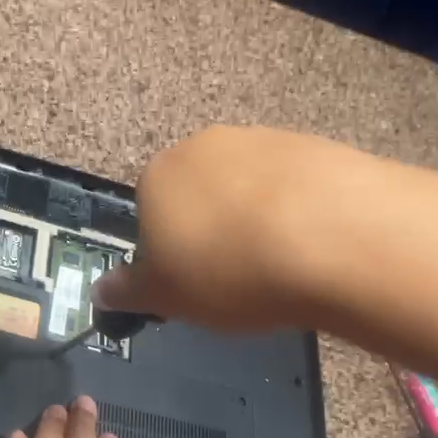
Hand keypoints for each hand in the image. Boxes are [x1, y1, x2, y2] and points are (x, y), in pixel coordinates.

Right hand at [95, 125, 360, 329]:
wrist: (337, 238)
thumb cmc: (231, 269)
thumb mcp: (165, 297)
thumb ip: (127, 291)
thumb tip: (101, 291)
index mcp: (157, 175)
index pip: (148, 213)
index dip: (168, 253)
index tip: (191, 284)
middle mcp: (204, 146)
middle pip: (198, 194)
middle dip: (210, 230)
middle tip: (233, 279)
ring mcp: (262, 140)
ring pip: (247, 189)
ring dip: (255, 221)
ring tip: (279, 268)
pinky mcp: (316, 146)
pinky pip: (294, 187)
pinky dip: (298, 213)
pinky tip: (314, 249)